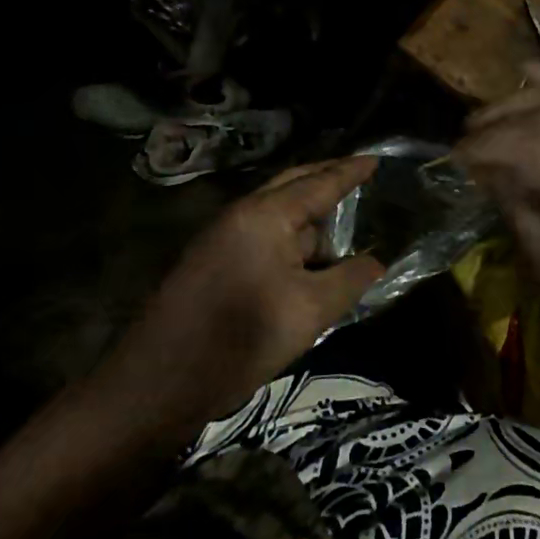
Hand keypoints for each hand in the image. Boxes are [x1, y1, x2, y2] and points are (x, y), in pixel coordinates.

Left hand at [119, 157, 384, 407]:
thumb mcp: (310, 310)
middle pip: (293, 187)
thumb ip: (349, 279)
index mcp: (264, 215)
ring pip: (278, 217)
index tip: (376, 159)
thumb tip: (376, 261)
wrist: (163, 379)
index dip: (350, 171)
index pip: (318, 183)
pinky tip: (311, 261)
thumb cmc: (242, 337)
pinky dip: (292, 242)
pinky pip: (264, 239)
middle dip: (326, 181)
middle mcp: (241, 215)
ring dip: (310, 219)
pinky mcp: (215, 263)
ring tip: (345, 224)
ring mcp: (223, 238)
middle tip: (361, 178)